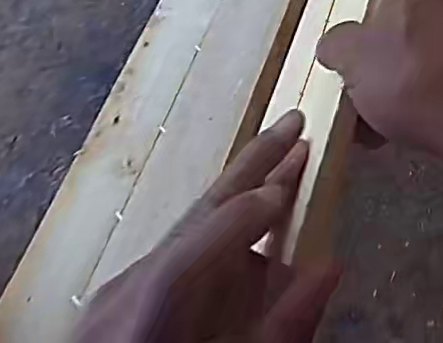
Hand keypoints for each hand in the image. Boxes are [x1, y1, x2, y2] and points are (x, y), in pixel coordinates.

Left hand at [70, 111, 339, 342]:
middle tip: (294, 119)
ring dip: (240, 190)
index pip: (206, 233)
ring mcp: (114, 290)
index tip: (293, 174)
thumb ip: (281, 327)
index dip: (252, 205)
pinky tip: (246, 219)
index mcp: (151, 309)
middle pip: (198, 209)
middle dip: (253, 163)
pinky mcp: (112, 298)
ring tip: (282, 160)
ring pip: (190, 224)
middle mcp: (126, 288)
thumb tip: (330, 266)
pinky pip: (176, 248)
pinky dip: (217, 227)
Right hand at [315, 0, 442, 159]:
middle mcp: (442, 4)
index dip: (355, 40)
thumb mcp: (351, 57)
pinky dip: (415, 102)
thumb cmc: (407, 79)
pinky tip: (398, 132)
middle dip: (370, 73)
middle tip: (355, 101)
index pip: (372, 6)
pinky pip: (431, 83)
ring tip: (372, 127)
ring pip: (409, 65)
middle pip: (390, 39)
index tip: (345, 68)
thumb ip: (335, 43)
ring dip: (389, 93)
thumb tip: (333, 44)